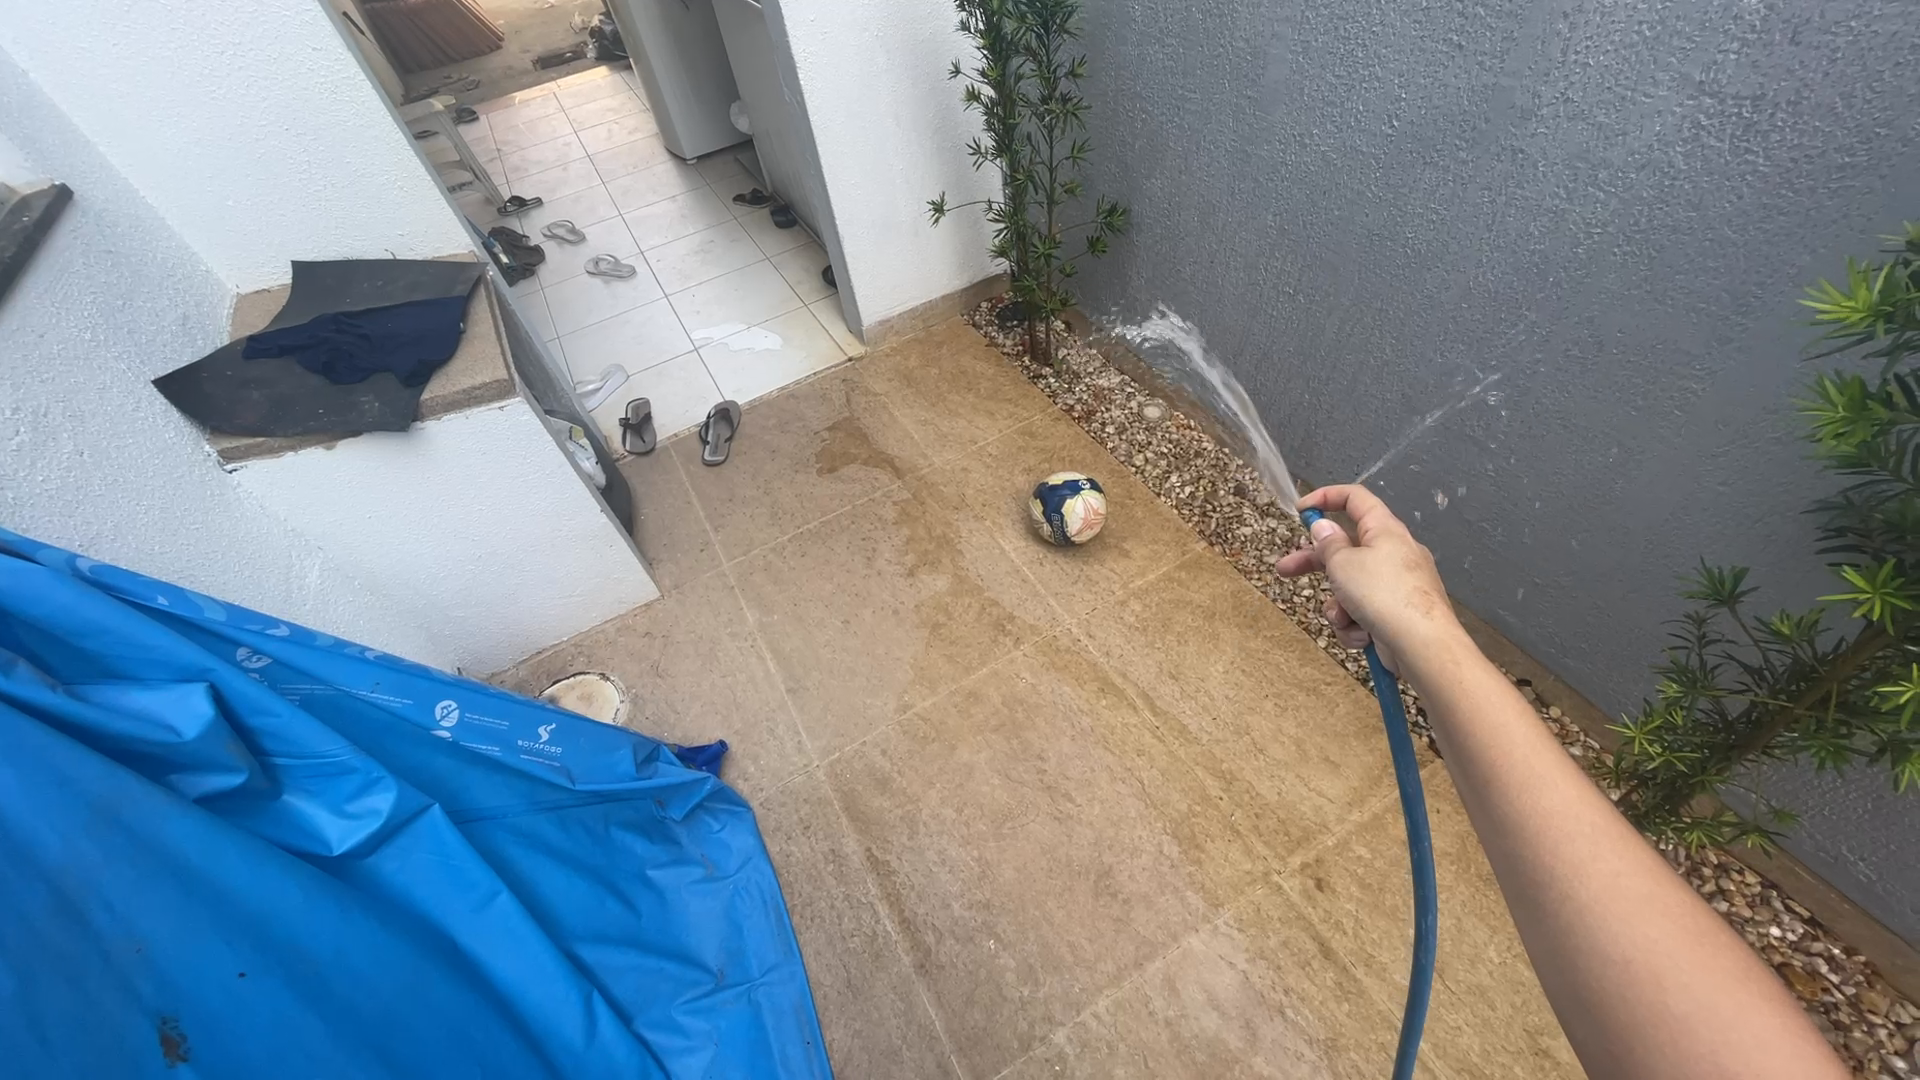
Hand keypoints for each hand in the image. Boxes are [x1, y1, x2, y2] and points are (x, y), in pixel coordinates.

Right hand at [1274, 485, 1459, 671]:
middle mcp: (1392, 553)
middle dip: (1313, 563)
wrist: (1422, 645)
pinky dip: (1355, 623)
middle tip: (1284, 569)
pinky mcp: (1394, 613)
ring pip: (1349, 586)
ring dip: (1338, 604)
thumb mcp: (1343, 563)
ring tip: (1343, 618)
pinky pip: (1361, 611)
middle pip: (1344, 548)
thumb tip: (1323, 527)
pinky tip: (1361, 634)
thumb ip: (1328, 544)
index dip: (1325, 497)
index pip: (1355, 498)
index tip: (1300, 510)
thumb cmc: (1382, 594)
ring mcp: (1394, 585)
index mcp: (1384, 530)